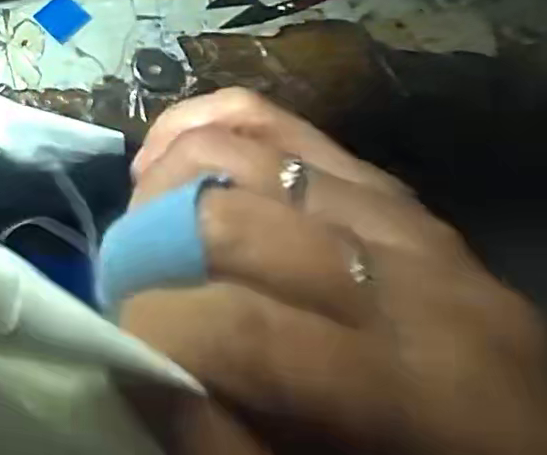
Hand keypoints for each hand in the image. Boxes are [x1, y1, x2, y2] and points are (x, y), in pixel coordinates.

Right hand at [120, 89, 546, 454]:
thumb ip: (225, 444)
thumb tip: (136, 360)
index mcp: (421, 395)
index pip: (247, 329)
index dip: (157, 327)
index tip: (121, 342)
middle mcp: (425, 287)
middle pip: (236, 222)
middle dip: (151, 245)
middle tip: (126, 281)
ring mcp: (410, 221)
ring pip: (246, 151)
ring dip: (167, 179)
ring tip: (140, 219)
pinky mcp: (388, 188)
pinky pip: (278, 124)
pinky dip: (205, 126)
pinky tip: (167, 153)